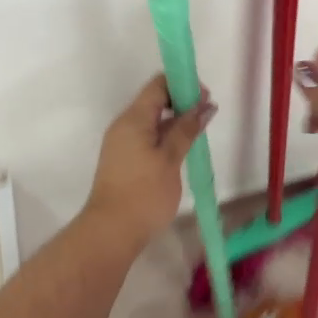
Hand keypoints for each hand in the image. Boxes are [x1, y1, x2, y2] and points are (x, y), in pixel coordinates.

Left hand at [84, 76, 214, 248]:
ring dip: (175, 120)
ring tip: (198, 132)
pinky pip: (147, 136)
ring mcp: (122, 144)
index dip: (182, 84)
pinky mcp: (124, 160)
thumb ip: (187, 129)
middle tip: (206, 114)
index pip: (158, 85)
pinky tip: (182, 148)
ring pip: (151, 120)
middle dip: (181, 102)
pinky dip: (165, 136)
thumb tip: (205, 106)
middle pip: (154, 100)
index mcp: (133, 119)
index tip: (205, 97)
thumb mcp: (170, 159)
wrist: (110, 233)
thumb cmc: (144, 193)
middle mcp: (124, 125)